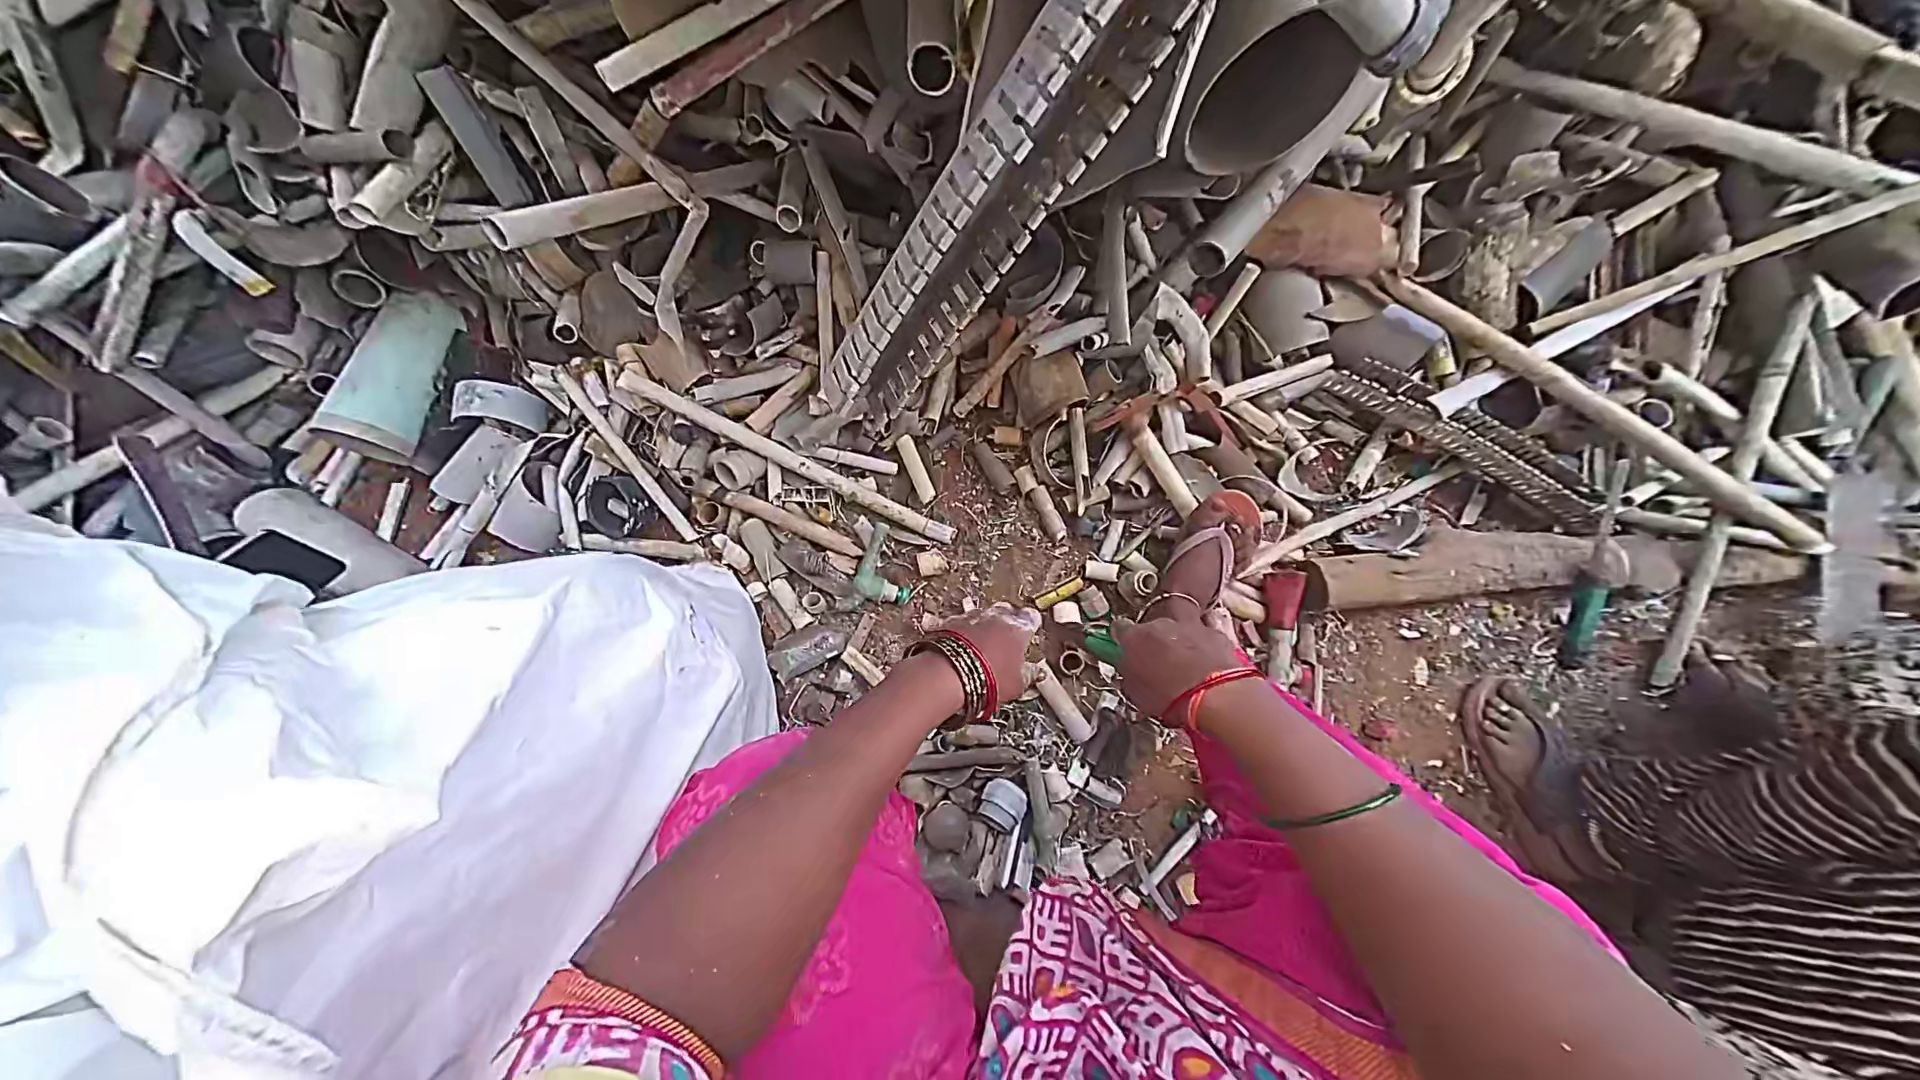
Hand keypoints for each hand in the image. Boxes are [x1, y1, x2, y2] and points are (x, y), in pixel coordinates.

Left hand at [934, 603, 1041, 701]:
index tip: (1029, 633)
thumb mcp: (1017, 685)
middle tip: (1006, 641)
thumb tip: (1033, 672)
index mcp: (1018, 628)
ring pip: (981, 615)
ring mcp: (971, 616)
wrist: (948, 675)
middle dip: (1007, 623)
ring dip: (983, 626)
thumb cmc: (987, 679)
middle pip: (1006, 611)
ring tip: (981, 647)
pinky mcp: (949, 621)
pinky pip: (959, 623)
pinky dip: (961, 632)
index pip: (1031, 618)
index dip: (1031, 625)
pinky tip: (960, 646)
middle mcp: (995, 616)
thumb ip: (1028, 674)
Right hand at [1112, 617, 1245, 723]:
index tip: (1125, 651)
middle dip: (1154, 643)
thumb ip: (1128, 671)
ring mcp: (1190, 626)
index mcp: (1134, 636)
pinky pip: (1205, 639)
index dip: (1122, 641)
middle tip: (1158, 668)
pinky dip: (1205, 650)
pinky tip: (1207, 670)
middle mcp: (1161, 624)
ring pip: (1180, 632)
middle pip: (1153, 628)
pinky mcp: (1217, 635)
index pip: (1119, 629)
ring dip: (1180, 645)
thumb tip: (1127, 665)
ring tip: (1185, 671)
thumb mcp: (1135, 692)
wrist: (1218, 696)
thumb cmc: (1172, 698)